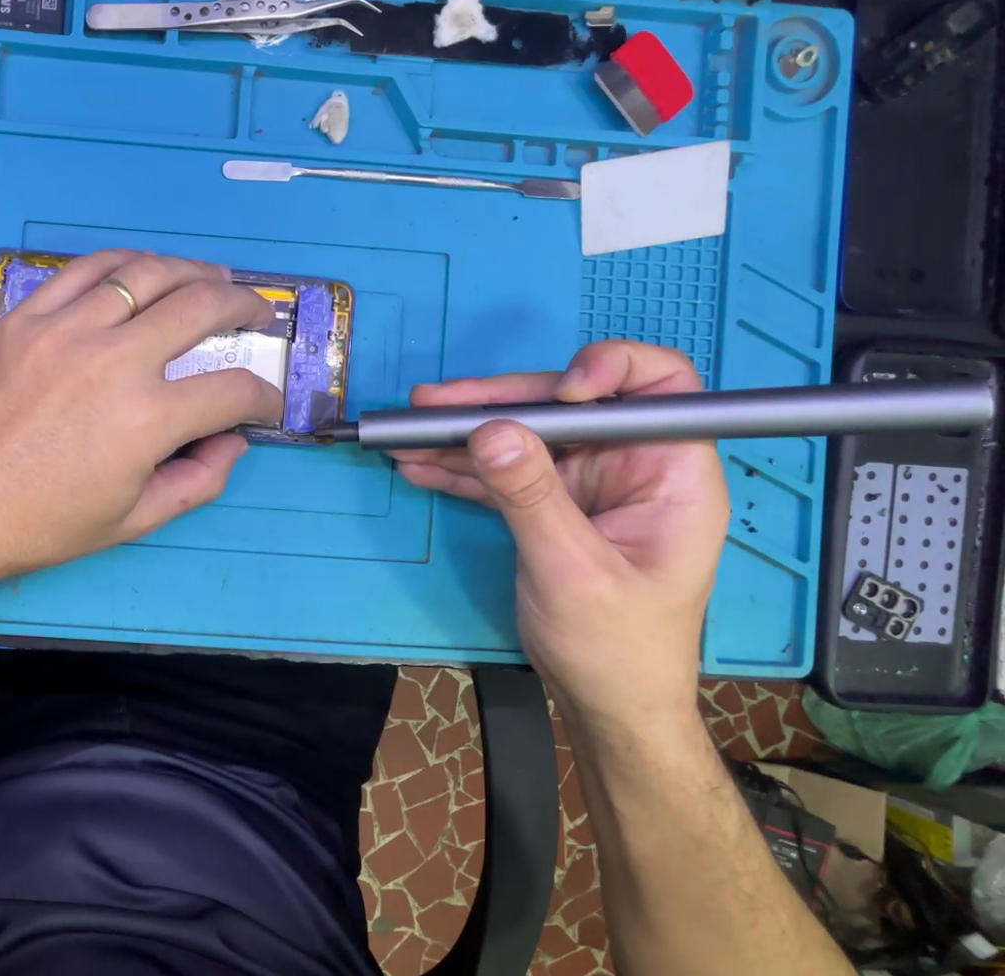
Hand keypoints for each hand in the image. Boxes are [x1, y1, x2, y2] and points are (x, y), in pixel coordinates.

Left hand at [0, 250, 281, 595]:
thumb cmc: (42, 524)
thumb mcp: (133, 521)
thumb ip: (199, 480)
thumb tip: (233, 440)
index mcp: (147, 420)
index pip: (234, 391)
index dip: (263, 397)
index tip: (264, 402)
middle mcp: (113, 361)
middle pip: (202, 307)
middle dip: (245, 308)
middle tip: (255, 317)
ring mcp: (64, 331)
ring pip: (147, 273)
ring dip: (193, 272)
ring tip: (212, 280)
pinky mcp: (25, 318)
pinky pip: (86, 270)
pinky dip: (125, 263)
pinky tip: (143, 270)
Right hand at [390, 342, 729, 729]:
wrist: (605, 703)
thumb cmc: (615, 646)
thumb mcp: (571, 570)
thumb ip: (532, 498)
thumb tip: (489, 431)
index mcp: (669, 472)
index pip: (658, 387)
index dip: (607, 371)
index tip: (553, 393)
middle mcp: (628, 466)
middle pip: (562, 408)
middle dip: (495, 403)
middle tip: (430, 405)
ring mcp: (584, 486)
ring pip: (521, 438)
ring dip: (460, 435)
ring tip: (403, 434)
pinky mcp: (547, 507)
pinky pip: (499, 473)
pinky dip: (457, 469)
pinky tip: (416, 465)